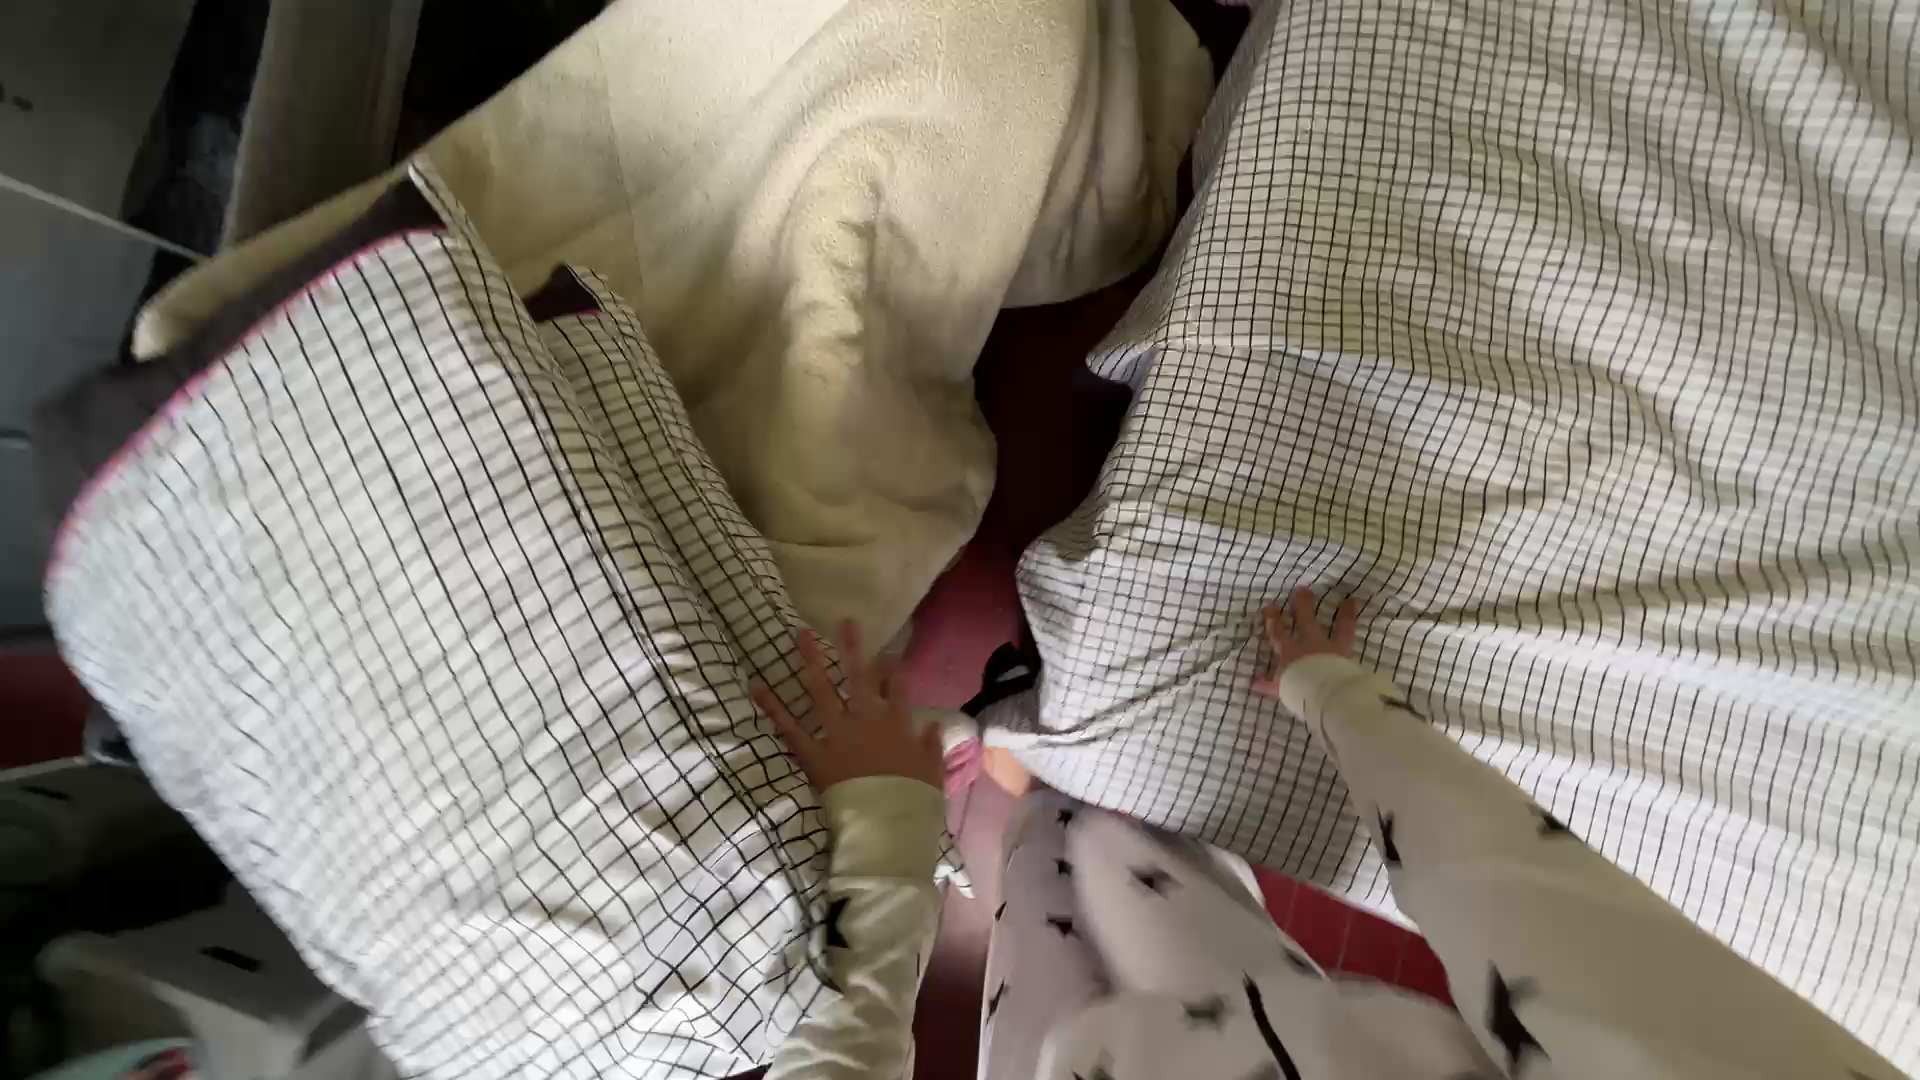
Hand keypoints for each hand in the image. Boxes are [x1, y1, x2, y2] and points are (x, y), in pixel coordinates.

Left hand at [752, 620, 945, 792]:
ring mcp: (837, 733)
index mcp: (896, 723)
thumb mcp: (932, 771)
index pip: (896, 686)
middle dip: (852, 647)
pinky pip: (791, 727)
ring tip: (800, 635)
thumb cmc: (914, 799)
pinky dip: (773, 707)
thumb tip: (932, 725)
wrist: (887, 825)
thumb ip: (931, 745)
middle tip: (844, 621)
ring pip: (822, 690)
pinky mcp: (815, 753)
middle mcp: (866, 719)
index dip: (892, 667)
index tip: (888, 653)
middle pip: (858, 676)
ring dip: (811, 660)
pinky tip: (757, 686)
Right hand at [1252, 586, 1357, 697]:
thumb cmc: (1297, 688)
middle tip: (1302, 589)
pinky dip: (1352, 620)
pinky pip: (1349, 632)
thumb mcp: (1280, 688)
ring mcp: (1328, 645)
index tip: (1270, 606)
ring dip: (1341, 612)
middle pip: (1305, 620)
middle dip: (1302, 605)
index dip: (1273, 619)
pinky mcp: (1344, 649)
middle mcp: (1308, 643)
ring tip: (1348, 600)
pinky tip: (1356, 606)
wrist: (1321, 691)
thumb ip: (1268, 684)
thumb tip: (1252, 683)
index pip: (1278, 632)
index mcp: (1289, 651)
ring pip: (1334, 625)